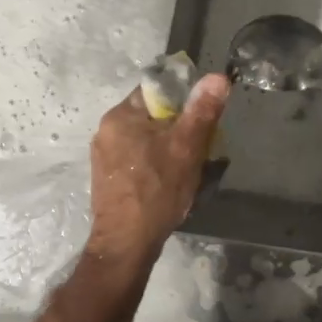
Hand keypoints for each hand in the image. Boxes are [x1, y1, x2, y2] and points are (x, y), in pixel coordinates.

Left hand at [87, 73, 229, 267]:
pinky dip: (155, 161)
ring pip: (146, 137)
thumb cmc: (157, 190)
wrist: (126, 243)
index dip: (184, 97)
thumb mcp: (187, 147)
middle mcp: (107, 129)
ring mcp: (104, 155)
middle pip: (152, 114)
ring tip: (188, 165)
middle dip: (179, 125)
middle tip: (200, 144)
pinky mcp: (107, 176)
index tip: (202, 116)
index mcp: (120, 115)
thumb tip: (217, 77)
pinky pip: (137, 156)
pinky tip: (169, 180)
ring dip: (168, 145)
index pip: (157, 89)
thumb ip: (202, 110)